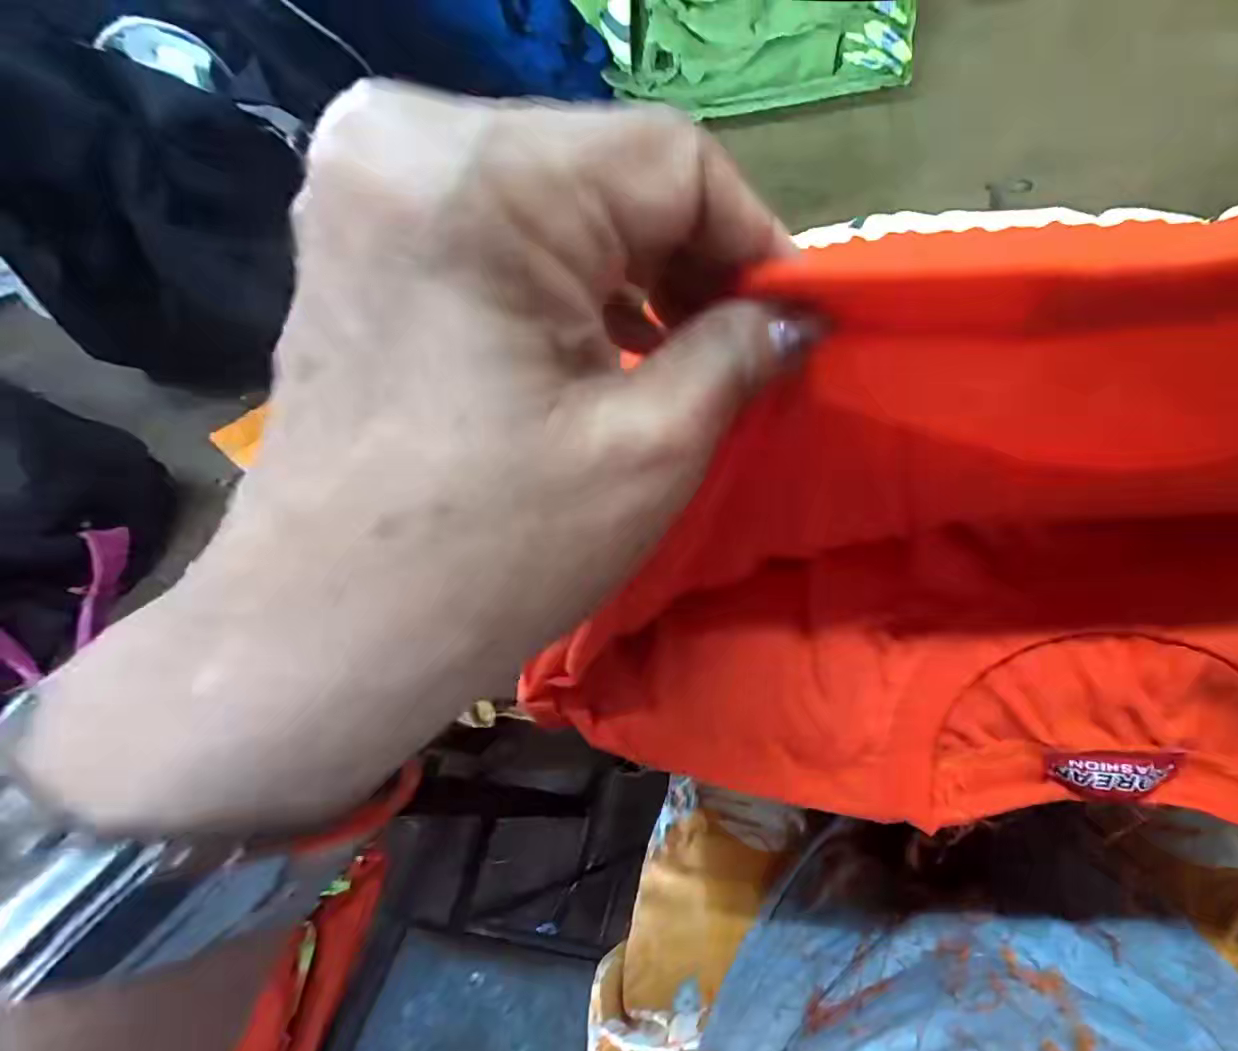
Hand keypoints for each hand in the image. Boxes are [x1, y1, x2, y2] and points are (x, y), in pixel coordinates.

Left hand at [19, 82, 812, 832]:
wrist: (339, 624)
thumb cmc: (504, 542)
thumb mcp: (658, 443)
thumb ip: (743, 352)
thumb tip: (804, 317)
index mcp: (483, 184)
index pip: (675, 159)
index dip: (757, 238)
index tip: (795, 319)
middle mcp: (413, 144)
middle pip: (624, 168)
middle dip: (709, 258)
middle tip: (757, 342)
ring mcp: (382, 184)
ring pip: (582, 194)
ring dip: (660, 271)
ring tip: (703, 350)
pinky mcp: (379, 234)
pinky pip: (528, 224)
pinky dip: (601, 280)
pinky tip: (631, 344)